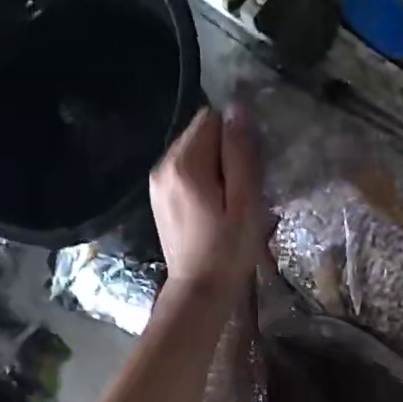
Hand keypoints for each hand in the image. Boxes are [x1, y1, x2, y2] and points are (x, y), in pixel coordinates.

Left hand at [150, 105, 264, 300]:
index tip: (245, 172)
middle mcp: (163, 166)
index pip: (212, 118)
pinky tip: (211, 209)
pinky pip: (184, 171)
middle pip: (200, 132)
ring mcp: (156, 183)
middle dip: (223, 151)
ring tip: (226, 202)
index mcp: (184, 164)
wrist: (198, 292)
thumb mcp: (245, 202)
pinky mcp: (158, 198)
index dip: (234, 139)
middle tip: (238, 190)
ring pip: (192, 151)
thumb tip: (237, 109)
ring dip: (213, 167)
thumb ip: (240, 153)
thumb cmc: (228, 252)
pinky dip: (201, 180)